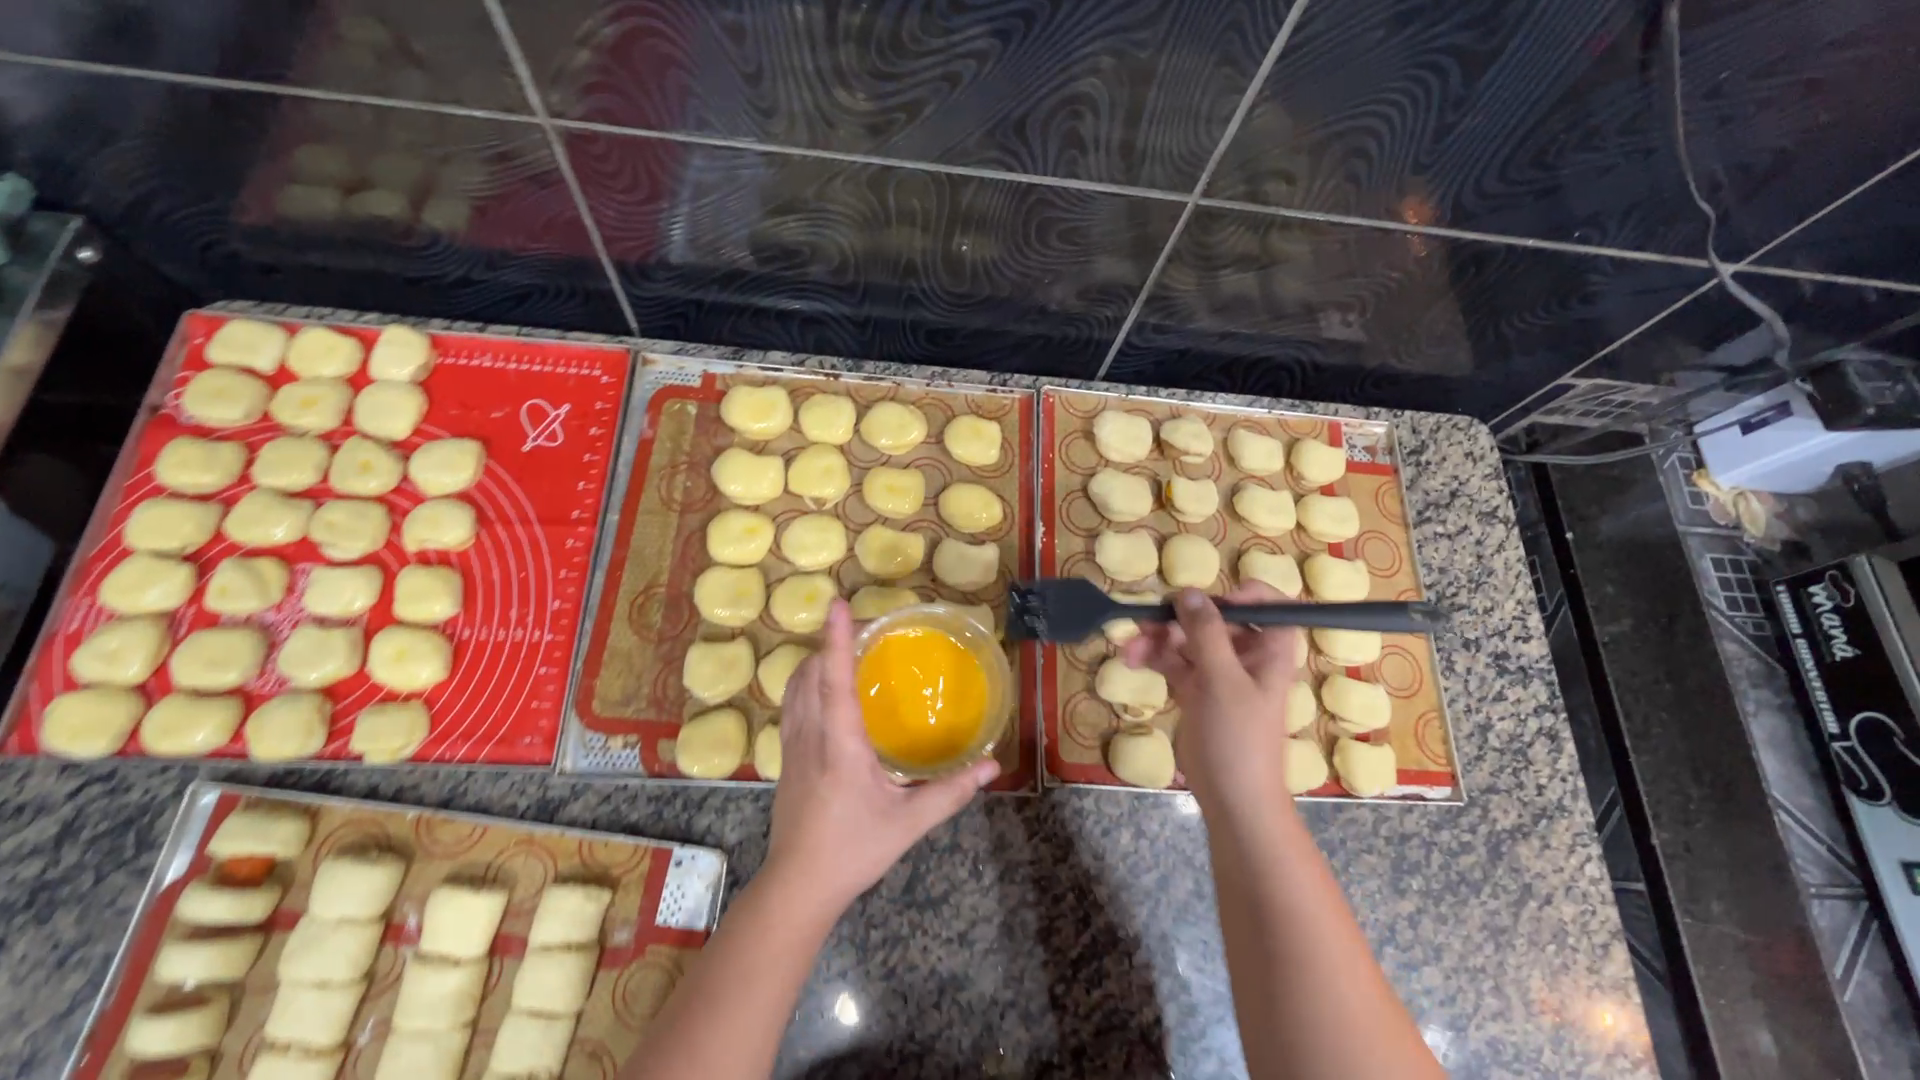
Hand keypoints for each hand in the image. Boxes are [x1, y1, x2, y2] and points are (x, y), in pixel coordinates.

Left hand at [765, 599, 998, 911]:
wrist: (798, 885)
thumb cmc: (853, 850)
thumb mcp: (909, 822)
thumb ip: (951, 791)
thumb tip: (992, 766)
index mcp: (839, 745)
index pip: (835, 680)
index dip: (836, 639)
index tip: (838, 604)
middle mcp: (810, 736)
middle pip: (808, 674)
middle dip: (828, 643)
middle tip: (861, 628)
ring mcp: (791, 747)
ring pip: (793, 689)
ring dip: (813, 662)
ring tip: (843, 652)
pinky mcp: (785, 759)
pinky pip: (791, 706)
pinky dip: (805, 685)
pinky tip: (824, 694)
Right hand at [1121, 584, 1303, 811]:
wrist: (1233, 798)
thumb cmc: (1239, 738)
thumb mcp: (1223, 681)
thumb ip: (1206, 633)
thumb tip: (1189, 593)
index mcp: (1271, 650)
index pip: (1269, 606)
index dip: (1241, 596)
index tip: (1206, 603)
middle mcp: (1248, 656)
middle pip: (1215, 619)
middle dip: (1179, 619)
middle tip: (1148, 623)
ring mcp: (1220, 674)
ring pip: (1188, 639)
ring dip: (1159, 638)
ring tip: (1130, 648)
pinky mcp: (1197, 691)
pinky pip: (1175, 662)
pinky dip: (1155, 657)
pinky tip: (1132, 660)